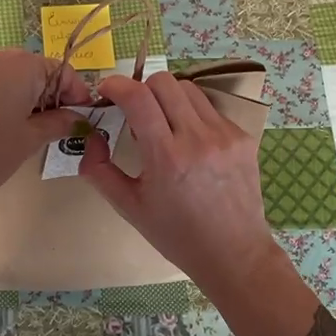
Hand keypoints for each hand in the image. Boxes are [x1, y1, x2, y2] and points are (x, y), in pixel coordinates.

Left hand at [0, 45, 85, 226]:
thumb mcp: (27, 141)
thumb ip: (57, 123)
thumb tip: (76, 117)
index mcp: (19, 65)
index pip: (59, 72)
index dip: (73, 94)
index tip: (80, 115)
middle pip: (27, 69)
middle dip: (41, 94)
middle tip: (44, 127)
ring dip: (10, 93)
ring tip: (7, 127)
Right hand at [79, 72, 285, 295]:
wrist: (233, 253)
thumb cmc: (177, 235)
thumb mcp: (129, 208)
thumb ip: (99, 170)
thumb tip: (91, 137)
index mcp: (166, 157)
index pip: (138, 96)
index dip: (116, 85)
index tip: (106, 91)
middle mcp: (198, 138)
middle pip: (164, 81)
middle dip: (142, 89)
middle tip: (135, 113)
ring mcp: (225, 135)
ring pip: (189, 89)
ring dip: (168, 99)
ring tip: (164, 126)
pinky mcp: (243, 137)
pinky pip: (211, 110)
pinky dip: (192, 117)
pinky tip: (191, 144)